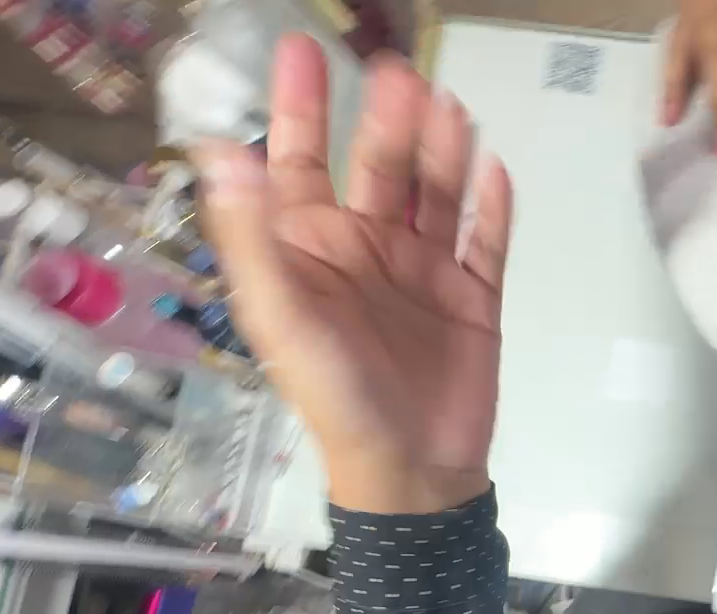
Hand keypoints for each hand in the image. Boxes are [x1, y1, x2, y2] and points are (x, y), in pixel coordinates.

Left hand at [189, 37, 510, 514]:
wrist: (414, 463)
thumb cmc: (338, 395)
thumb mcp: (280, 319)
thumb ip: (252, 238)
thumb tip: (221, 147)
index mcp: (315, 248)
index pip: (302, 160)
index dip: (301, 106)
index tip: (308, 46)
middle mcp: (372, 250)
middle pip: (383, 168)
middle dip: (391, 119)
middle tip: (404, 74)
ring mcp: (428, 273)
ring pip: (440, 197)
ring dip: (445, 152)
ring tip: (452, 108)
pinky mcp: (476, 300)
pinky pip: (487, 246)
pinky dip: (493, 210)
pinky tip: (495, 172)